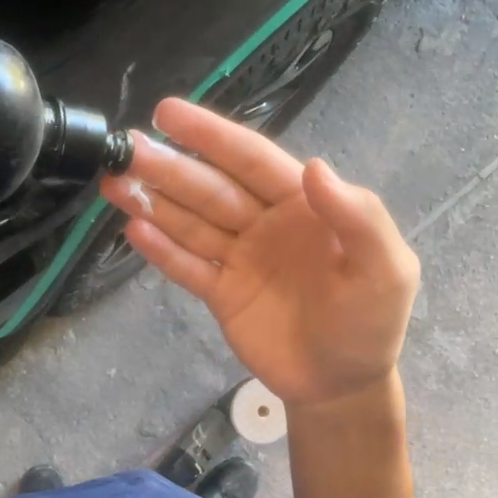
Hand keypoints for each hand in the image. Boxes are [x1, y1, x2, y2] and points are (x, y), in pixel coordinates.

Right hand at [99, 98, 419, 409]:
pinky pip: (187, 268)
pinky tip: (134, 229)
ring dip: (152, 202)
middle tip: (123, 150)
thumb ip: (358, 218)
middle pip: (209, 189)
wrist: (342, 384)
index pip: (251, 160)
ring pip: (190, 223)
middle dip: (167, 168)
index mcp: (304, 204)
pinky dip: (161, 251)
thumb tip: (314, 167)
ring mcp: (239, 259)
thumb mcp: (385, 269)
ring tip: (112, 183)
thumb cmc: (371, 323)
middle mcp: (264, 223)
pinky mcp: (221, 295)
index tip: (167, 113)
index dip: (210, 136)